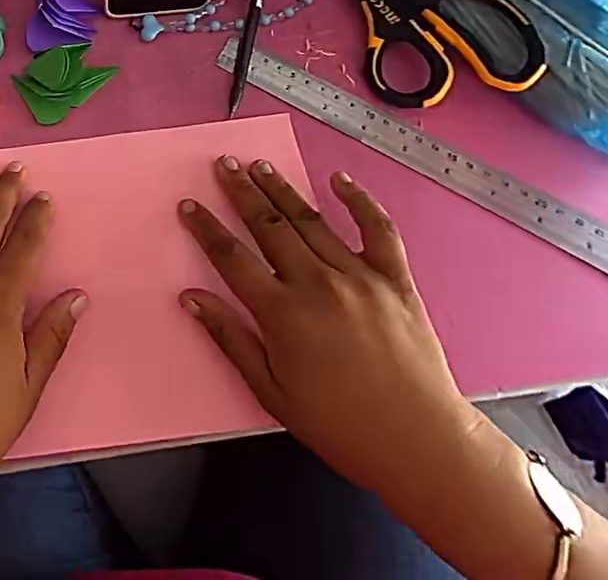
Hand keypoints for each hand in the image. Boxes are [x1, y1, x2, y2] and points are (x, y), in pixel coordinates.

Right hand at [178, 157, 493, 507]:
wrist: (418, 441)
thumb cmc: (340, 426)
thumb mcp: (272, 392)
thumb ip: (230, 338)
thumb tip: (192, 299)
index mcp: (283, 314)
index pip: (232, 257)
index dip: (206, 227)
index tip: (190, 205)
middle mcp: (317, 284)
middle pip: (268, 226)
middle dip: (241, 191)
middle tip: (225, 165)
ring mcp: (358, 276)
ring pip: (311, 220)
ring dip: (282, 189)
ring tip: (260, 166)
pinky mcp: (394, 277)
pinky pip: (377, 228)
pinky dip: (359, 200)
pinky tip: (340, 180)